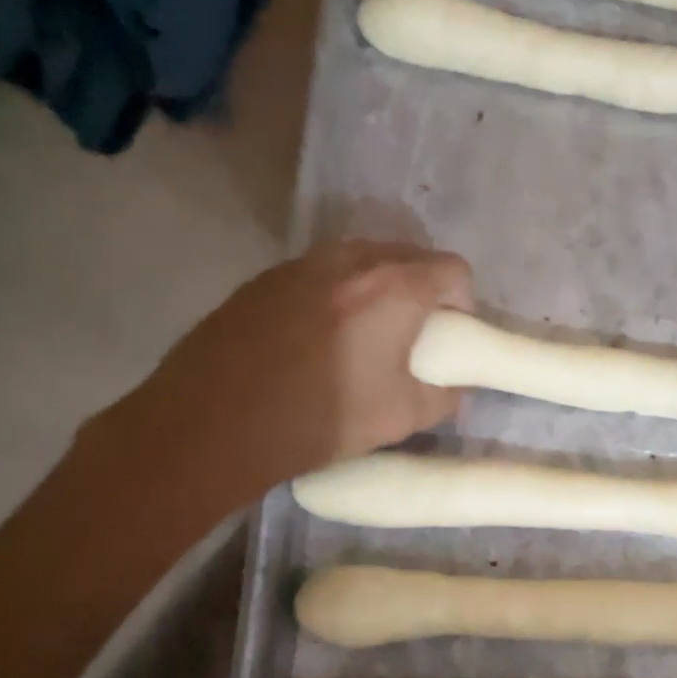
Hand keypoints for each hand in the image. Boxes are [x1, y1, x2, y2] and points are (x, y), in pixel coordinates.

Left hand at [97, 239, 473, 506]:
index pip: (453, 269)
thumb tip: (453, 386)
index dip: (462, 303)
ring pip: (360, 260)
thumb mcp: (402, 417)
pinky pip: (319, 274)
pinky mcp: (263, 279)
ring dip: (376, 289)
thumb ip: (444, 395)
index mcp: (393, 288)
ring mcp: (300, 264)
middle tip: (412, 336)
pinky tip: (317, 340)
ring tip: (364, 336)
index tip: (449, 338)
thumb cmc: (321, 418)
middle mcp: (350, 260)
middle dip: (421, 291)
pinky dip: (334, 295)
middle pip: (407, 255)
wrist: (214, 422)